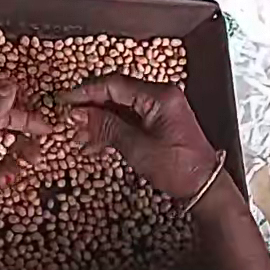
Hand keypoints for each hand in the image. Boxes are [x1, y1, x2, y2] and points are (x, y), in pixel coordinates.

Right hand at [62, 75, 218, 200]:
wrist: (204, 185)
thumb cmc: (178, 167)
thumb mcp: (137, 148)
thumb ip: (106, 127)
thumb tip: (79, 115)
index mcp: (159, 96)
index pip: (114, 84)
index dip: (86, 91)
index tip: (65, 101)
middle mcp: (161, 96)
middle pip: (116, 93)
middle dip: (90, 108)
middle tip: (69, 121)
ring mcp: (161, 108)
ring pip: (120, 107)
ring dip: (99, 120)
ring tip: (79, 137)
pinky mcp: (159, 121)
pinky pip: (129, 118)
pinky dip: (112, 128)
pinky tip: (96, 142)